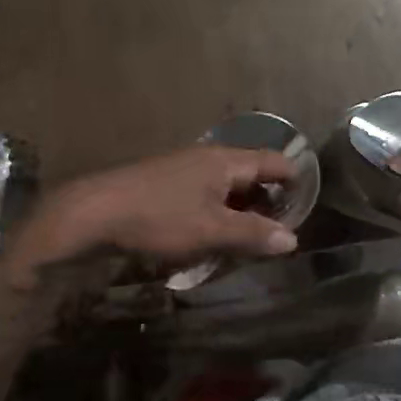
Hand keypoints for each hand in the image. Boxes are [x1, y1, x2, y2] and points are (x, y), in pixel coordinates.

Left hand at [2, 146, 300, 282]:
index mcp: (225, 161)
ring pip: (226, 188)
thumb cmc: (158, 218)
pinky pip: (203, 196)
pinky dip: (215, 214)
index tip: (306, 210)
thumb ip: (253, 234)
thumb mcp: (211, 230)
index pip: (274, 162)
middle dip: (267, 203)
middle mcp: (207, 158)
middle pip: (251, 175)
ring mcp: (183, 169)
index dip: (295, 182)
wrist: (94, 213)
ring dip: (239, 212)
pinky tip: (210, 239)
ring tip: (246, 243)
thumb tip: (292, 239)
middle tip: (276, 236)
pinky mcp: (165, 185)